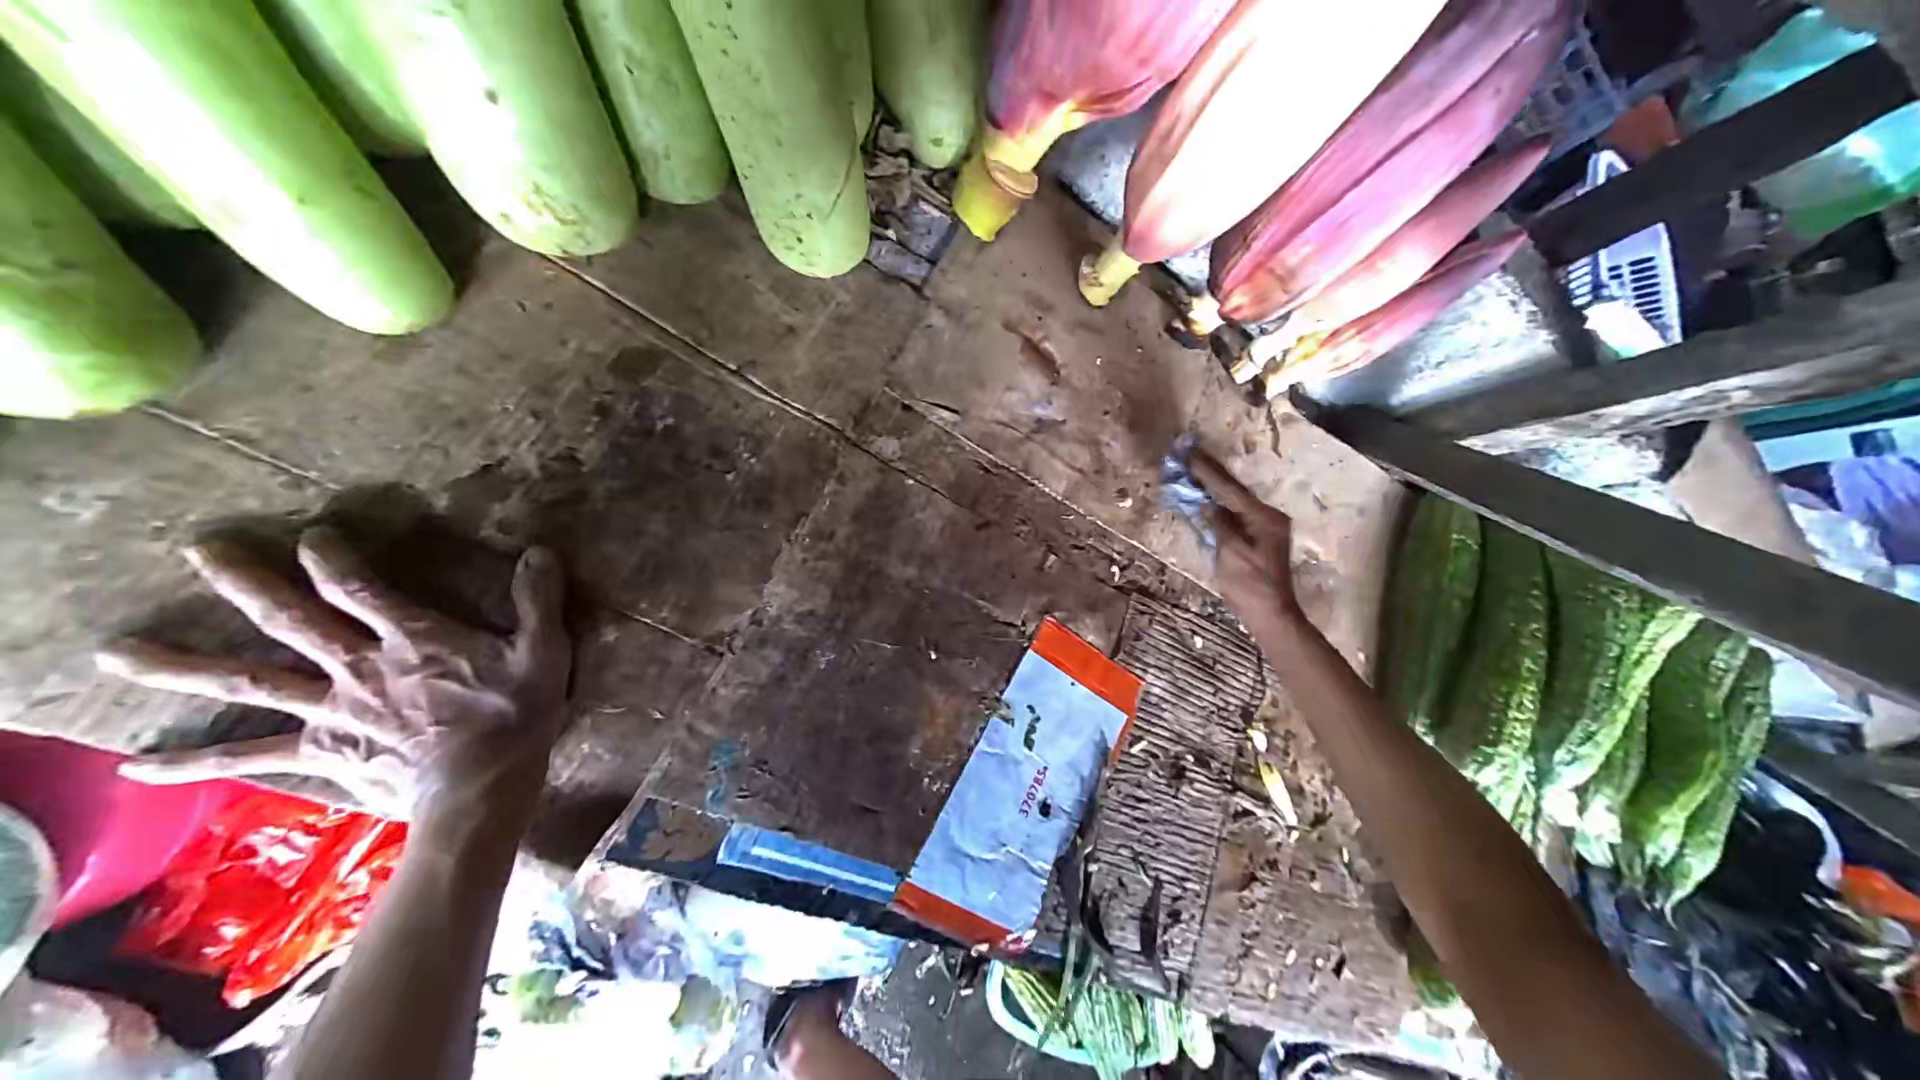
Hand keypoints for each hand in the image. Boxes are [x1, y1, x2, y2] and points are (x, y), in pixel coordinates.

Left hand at [96, 527, 569, 819]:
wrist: (480, 790)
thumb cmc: (516, 716)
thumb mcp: (544, 652)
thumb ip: (538, 600)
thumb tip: (540, 551)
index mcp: (413, 639)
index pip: (361, 587)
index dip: (334, 558)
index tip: (314, 536)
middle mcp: (358, 666)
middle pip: (291, 619)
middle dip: (246, 581)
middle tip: (200, 548)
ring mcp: (331, 711)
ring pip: (250, 682)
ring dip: (182, 665)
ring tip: (114, 652)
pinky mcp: (322, 752)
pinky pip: (252, 755)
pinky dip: (194, 762)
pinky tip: (137, 768)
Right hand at [1188, 450, 1299, 623]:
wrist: (1270, 614)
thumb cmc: (1250, 585)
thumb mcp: (1231, 553)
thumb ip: (1219, 524)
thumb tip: (1207, 504)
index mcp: (1263, 517)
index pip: (1229, 489)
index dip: (1206, 472)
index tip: (1188, 454)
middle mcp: (1267, 516)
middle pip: (1234, 490)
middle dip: (1210, 473)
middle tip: (1189, 454)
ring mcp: (1264, 526)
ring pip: (1234, 500)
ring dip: (1213, 486)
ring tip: (1193, 469)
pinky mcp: (1257, 537)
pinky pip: (1235, 513)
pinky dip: (1218, 503)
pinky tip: (1206, 496)